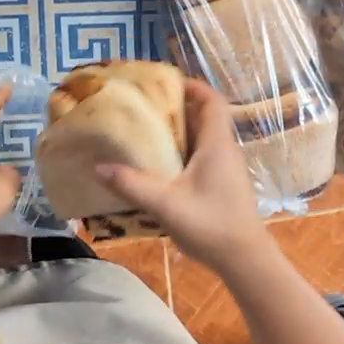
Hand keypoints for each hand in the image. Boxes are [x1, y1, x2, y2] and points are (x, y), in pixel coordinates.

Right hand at [96, 79, 273, 272]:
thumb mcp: (165, 205)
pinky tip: (158, 167)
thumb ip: (131, 185)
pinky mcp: (222, 186)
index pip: (211, 100)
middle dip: (174, 108)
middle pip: (203, 117)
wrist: (245, 260)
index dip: (191, 86)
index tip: (163, 83)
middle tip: (143, 108)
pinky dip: (180, 154)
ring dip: (177, 133)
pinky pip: (201, 158)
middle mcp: (224, 150)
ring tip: (144, 134)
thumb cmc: (211, 225)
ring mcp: (226, 169)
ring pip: (201, 139)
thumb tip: (97, 167)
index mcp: (216, 144)